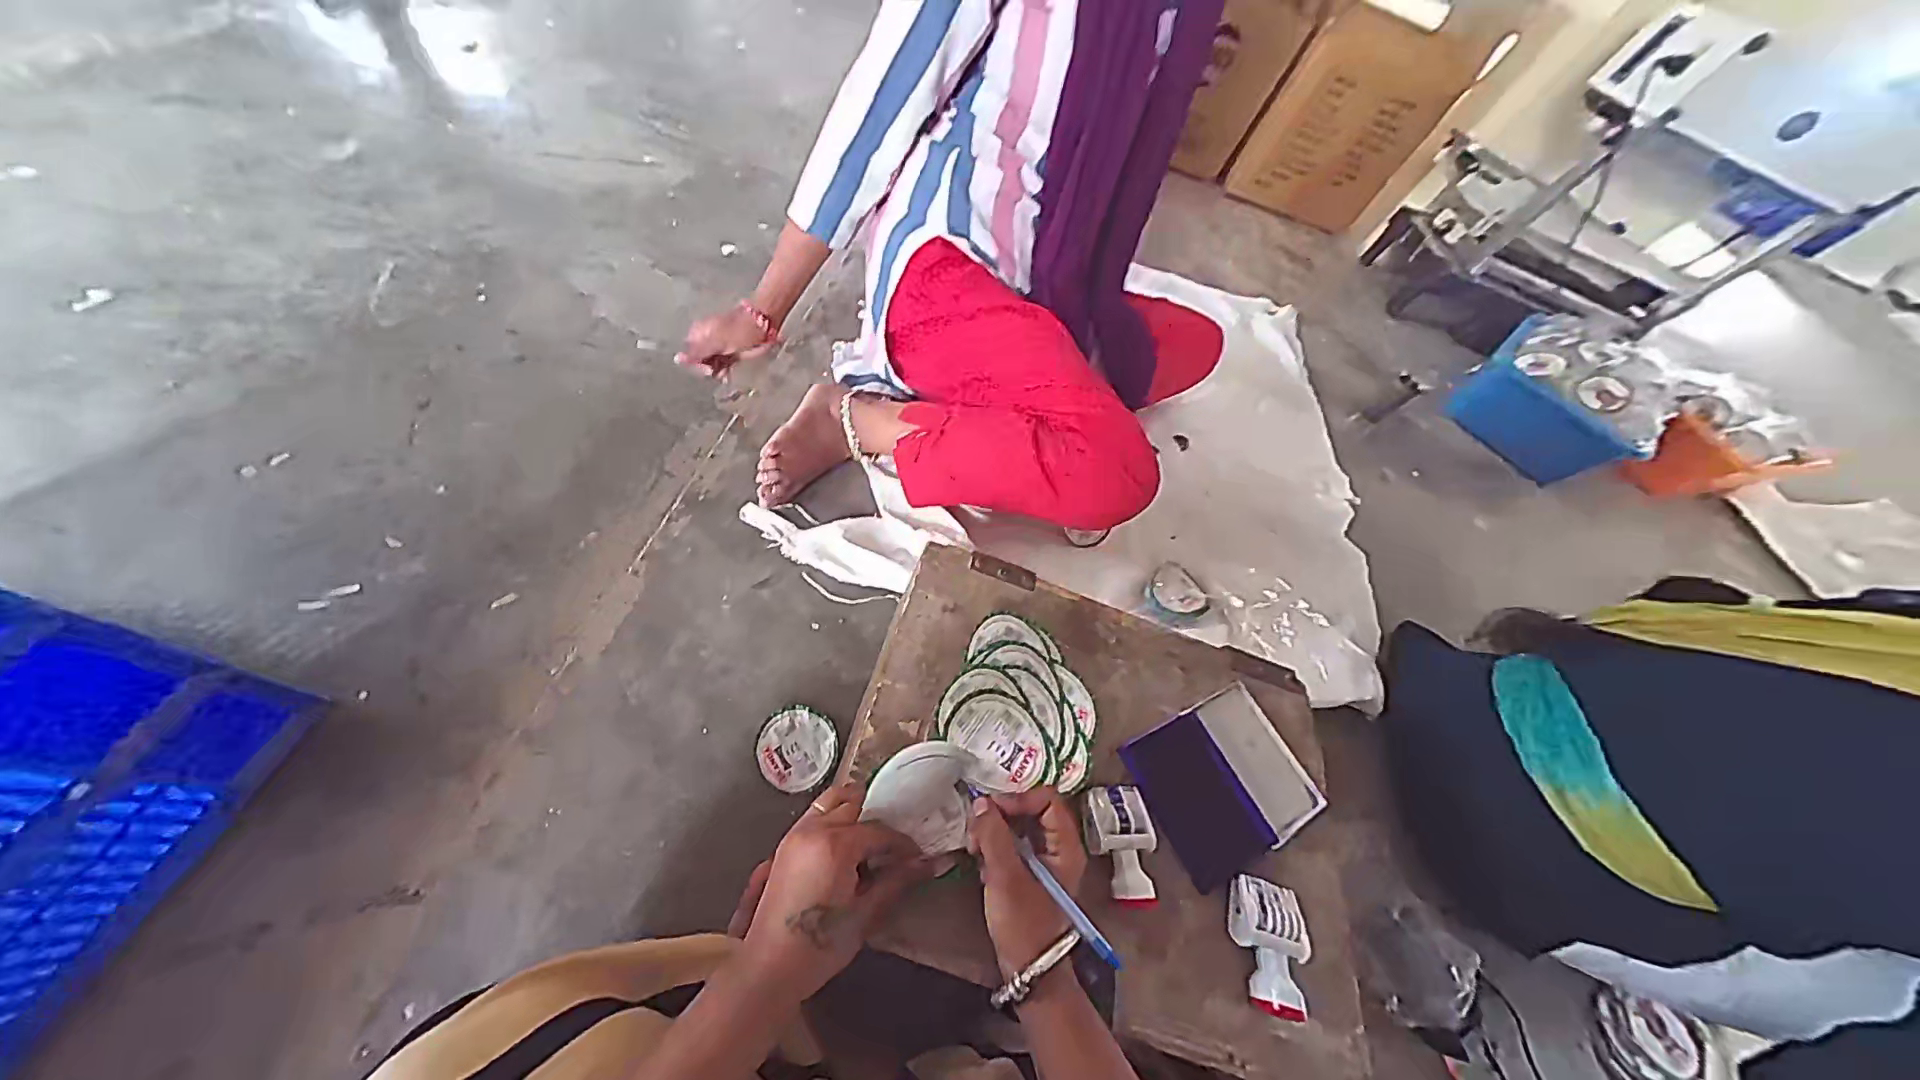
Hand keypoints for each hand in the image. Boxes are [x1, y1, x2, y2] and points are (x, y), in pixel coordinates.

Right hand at [676, 303, 775, 378]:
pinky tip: (727, 375)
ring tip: (724, 372)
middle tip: (715, 370)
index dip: (695, 364)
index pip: (689, 354)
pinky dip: (724, 371)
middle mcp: (706, 341)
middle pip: (700, 361)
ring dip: (716, 371)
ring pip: (711, 365)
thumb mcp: (717, 342)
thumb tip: (677, 359)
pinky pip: (723, 366)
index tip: (707, 369)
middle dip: (707, 368)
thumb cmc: (739, 330)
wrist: (762, 325)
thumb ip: (698, 352)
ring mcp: (719, 348)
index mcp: (698, 334)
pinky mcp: (731, 355)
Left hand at [732, 784, 932, 1000]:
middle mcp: (814, 830)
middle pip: (854, 806)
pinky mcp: (784, 846)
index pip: (879, 831)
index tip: (916, 856)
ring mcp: (795, 835)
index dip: (901, 843)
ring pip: (830, 803)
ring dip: (852, 811)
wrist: (767, 970)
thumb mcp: (865, 915)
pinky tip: (843, 846)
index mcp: (836, 844)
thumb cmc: (820, 946)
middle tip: (892, 846)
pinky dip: (832, 818)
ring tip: (868, 839)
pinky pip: (814, 816)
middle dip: (877, 821)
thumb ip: (896, 882)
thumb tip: (928, 864)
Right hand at [968, 788, 1087, 979]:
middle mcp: (1058, 848)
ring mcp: (1043, 861)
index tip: (993, 809)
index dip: (1020, 798)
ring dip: (994, 830)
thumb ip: (994, 836)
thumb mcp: (1006, 877)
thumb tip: (982, 804)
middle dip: (1001, 814)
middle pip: (1031, 810)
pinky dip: (994, 845)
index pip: (1047, 800)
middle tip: (978, 825)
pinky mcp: (1027, 874)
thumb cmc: (1024, 924)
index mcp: (1066, 846)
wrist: (1030, 972)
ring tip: (975, 845)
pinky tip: (979, 858)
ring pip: (1018, 827)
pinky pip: (1011, 845)